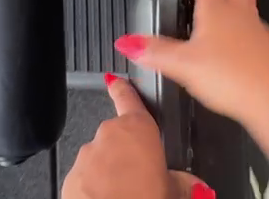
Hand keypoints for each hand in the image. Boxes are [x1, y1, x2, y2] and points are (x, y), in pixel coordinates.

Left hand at [62, 73, 210, 198]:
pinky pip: (85, 179)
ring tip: (123, 194)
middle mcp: (109, 133)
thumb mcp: (172, 191)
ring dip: (109, 172)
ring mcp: (87, 154)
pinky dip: (93, 189)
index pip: (128, 97)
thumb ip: (184, 182)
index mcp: (136, 128)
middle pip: (117, 138)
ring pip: (100, 159)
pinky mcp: (71, 176)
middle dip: (124, 154)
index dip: (122, 89)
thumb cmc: (142, 198)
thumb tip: (197, 186)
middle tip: (137, 178)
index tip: (115, 81)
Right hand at [115, 0, 268, 164]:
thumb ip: (156, 52)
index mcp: (214, 9)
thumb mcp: (183, 65)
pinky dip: (258, 19)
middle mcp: (237, 13)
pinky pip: (261, 26)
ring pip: (251, 0)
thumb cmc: (230, 75)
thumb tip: (127, 42)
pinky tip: (261, 27)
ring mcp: (255, 30)